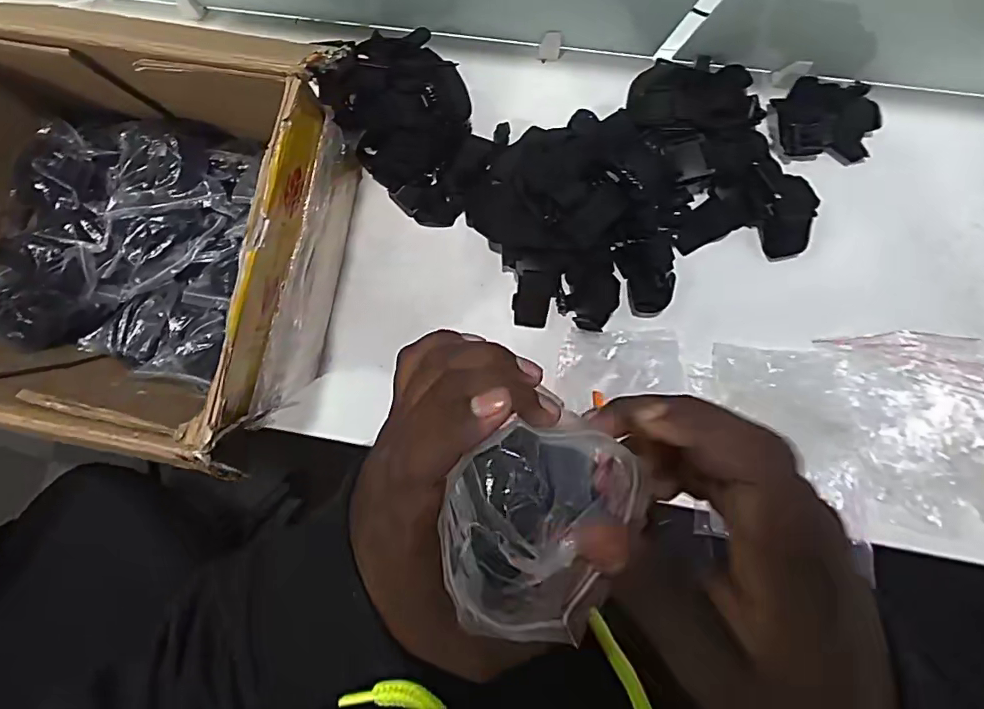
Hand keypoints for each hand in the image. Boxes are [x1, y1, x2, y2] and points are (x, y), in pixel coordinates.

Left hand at [350, 330, 561, 680]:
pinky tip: (490, 363)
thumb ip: (562, 597)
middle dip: (492, 379)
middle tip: (547, 410)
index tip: (513, 407)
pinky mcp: (399, 414)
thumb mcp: (496, 636)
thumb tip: (614, 538)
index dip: (460, 417)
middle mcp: (391, 454)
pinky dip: (453, 347)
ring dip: (479, 359)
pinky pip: (417, 361)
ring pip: (424, 365)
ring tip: (527, 383)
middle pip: (429, 388)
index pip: (419, 448)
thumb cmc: (429, 613)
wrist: (369, 593)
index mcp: (404, 509)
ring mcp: (392, 427)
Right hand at [585, 396, 896, 708]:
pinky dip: (685, 458)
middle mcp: (801, 508)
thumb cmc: (774, 688)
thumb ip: (646, 585)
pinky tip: (656, 483)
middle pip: (731, 434)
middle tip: (601, 437)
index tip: (615, 425)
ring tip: (619, 461)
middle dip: (658, 423)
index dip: (678, 422)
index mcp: (787, 536)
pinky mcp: (789, 515)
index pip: (743, 449)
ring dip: (668, 439)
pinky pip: (733, 463)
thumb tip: (588, 526)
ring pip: (730, 443)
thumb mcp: (703, 653)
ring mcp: (798, 508)